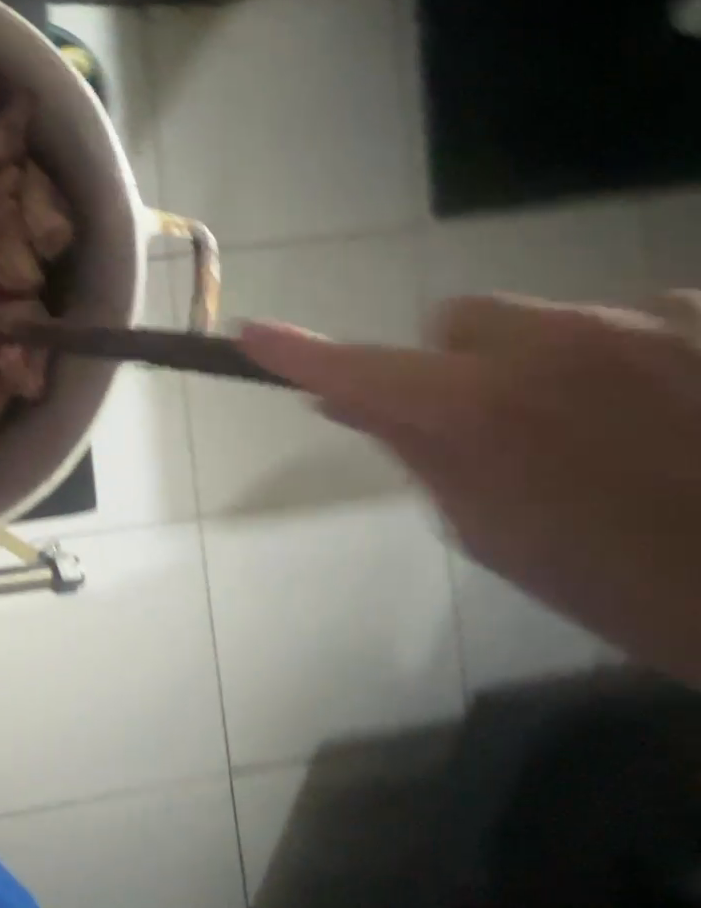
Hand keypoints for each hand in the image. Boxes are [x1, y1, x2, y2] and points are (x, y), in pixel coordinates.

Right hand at [239, 292, 700, 684]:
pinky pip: (640, 319)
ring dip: (555, 362)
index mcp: (488, 411)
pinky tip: (685, 416)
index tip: (250, 335)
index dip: (299, 354)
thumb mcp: (503, 536)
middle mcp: (560, 343)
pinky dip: (637, 357)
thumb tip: (348, 402)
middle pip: (461, 321)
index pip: (362, 369)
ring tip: (625, 432)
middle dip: (462, 363)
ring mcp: (655, 319)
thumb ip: (419, 454)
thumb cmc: (645, 588)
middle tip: (503, 427)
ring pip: (553, 321)